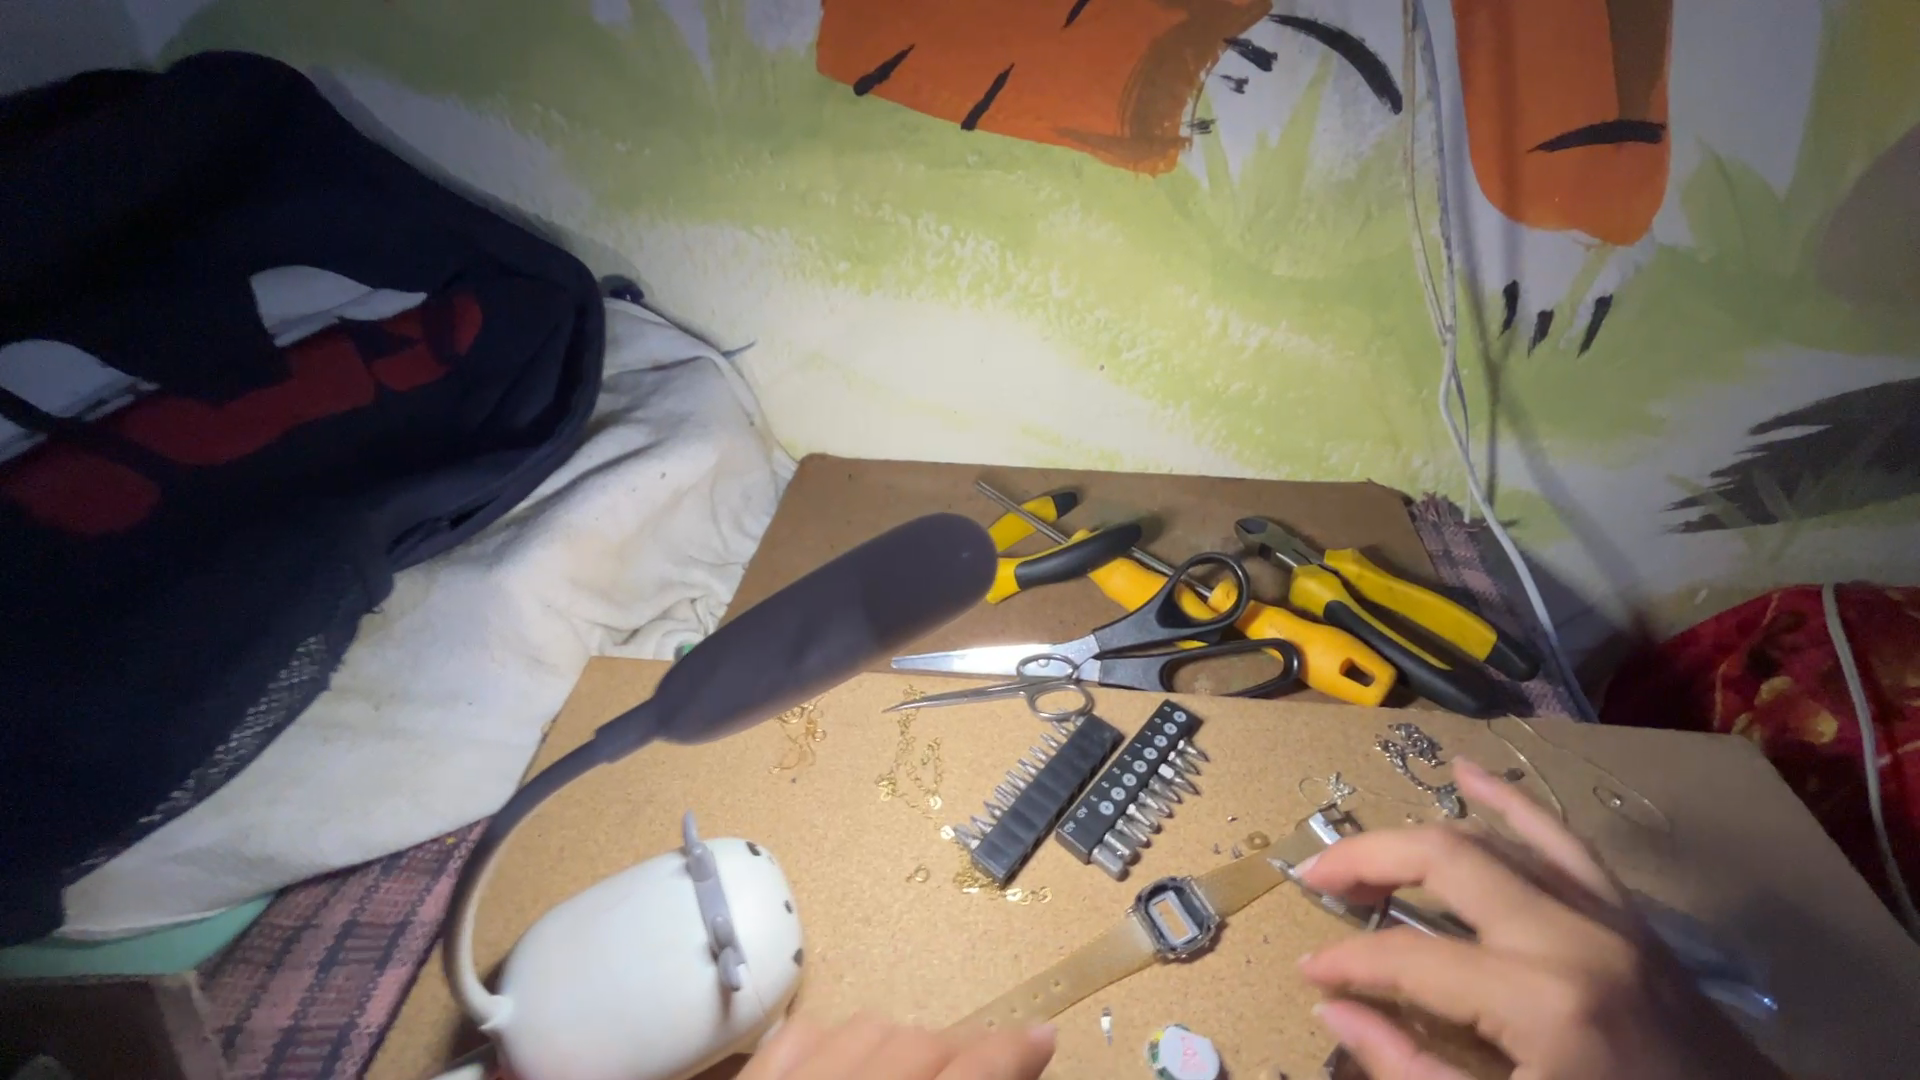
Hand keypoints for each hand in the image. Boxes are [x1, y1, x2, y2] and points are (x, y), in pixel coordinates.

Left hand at [738, 1015, 1055, 1079]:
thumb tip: (996, 1068)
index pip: (968, 1074)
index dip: (1012, 1054)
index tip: (1044, 1035)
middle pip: (918, 1045)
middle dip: (961, 1052)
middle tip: (991, 1062)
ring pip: (863, 1027)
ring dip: (900, 1044)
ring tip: (920, 1070)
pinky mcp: (751, 1079)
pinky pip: (799, 1035)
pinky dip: (831, 1041)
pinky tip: (846, 1056)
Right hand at [1295, 757, 1784, 1079]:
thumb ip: (1410, 1069)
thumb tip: (1333, 1011)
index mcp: (1542, 1001)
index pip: (1410, 957)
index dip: (1346, 961)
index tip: (1309, 970)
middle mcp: (1571, 937)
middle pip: (1440, 858)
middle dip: (1364, 862)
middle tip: (1317, 881)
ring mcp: (1608, 916)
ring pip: (1486, 840)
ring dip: (1411, 839)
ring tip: (1361, 860)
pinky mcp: (1630, 916)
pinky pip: (1561, 838)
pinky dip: (1509, 801)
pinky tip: (1465, 771)